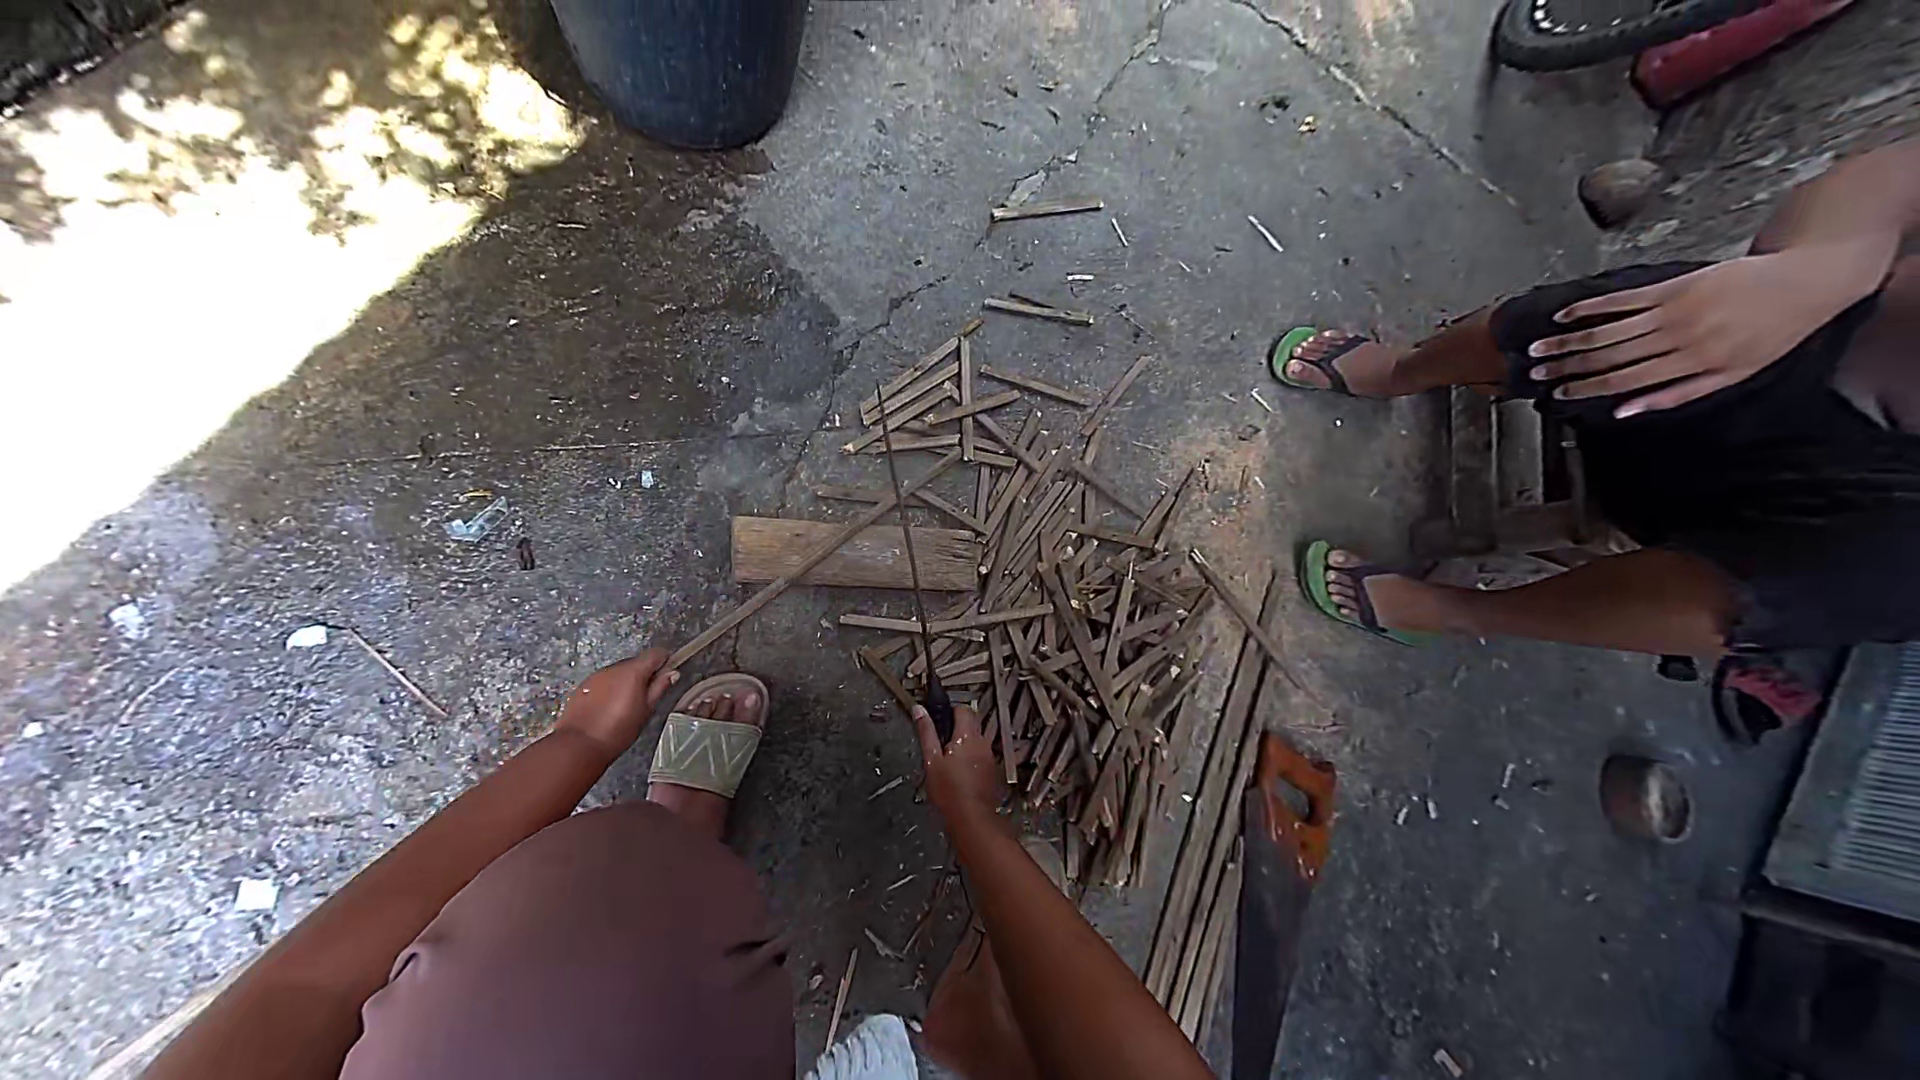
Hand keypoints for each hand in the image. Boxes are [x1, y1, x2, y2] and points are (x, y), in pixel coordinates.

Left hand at [554, 649, 679, 755]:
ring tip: (624, 705)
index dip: (664, 662)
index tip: (665, 677)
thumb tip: (672, 673)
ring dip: (625, 682)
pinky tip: (607, 708)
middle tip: (646, 697)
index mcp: (633, 671)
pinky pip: (603, 681)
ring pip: (618, 672)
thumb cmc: (618, 730)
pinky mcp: (583, 686)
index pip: (655, 654)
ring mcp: (596, 676)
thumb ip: (659, 687)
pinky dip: (609, 689)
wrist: (579, 744)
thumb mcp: (646, 710)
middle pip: (636, 662)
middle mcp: (614, 668)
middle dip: (643, 675)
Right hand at [911, 704, 1004, 822]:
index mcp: (967, 736)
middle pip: (971, 723)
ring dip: (963, 744)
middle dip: (955, 728)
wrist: (971, 819)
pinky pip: (980, 755)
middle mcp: (982, 743)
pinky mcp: (992, 770)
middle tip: (939, 744)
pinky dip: (971, 758)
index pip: (962, 709)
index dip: (949, 711)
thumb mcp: (931, 760)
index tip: (938, 721)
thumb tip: (919, 710)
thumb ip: (926, 732)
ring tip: (947, 761)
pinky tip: (959, 773)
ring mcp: (989, 757)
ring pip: (976, 740)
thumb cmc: (949, 792)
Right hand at [1525, 244, 1885, 417]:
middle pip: (1606, 356)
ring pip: (1606, 330)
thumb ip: (1676, 394)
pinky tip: (1564, 315)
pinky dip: (1589, 307)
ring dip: (1566, 340)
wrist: (1813, 278)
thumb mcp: (1735, 374)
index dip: (1585, 389)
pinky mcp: (1672, 286)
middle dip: (1566, 367)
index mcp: (1691, 363)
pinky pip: (1621, 300)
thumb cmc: (1775, 331)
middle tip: (1534, 373)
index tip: (1558, 394)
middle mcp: (1677, 337)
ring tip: (1536, 348)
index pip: (1623, 381)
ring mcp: (1673, 310)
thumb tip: (1622, 412)